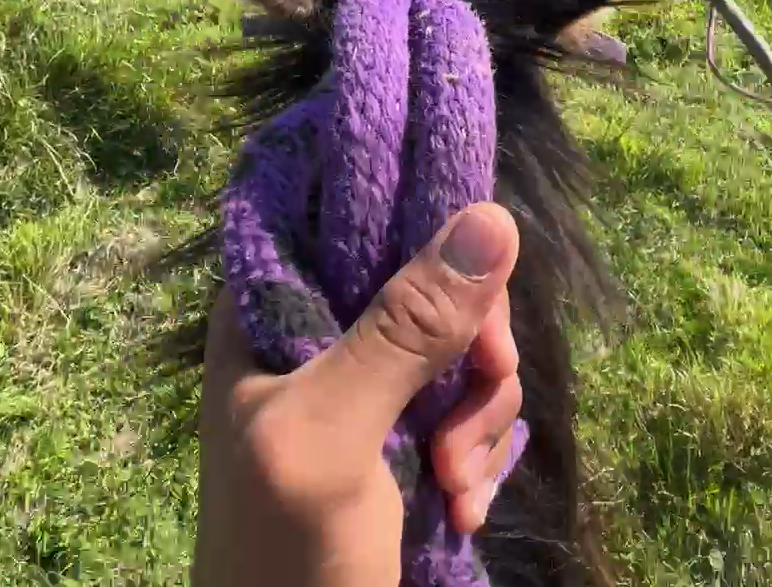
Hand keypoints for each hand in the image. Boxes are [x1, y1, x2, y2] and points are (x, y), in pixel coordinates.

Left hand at [193, 204, 524, 586]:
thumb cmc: (282, 563)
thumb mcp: (332, 438)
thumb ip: (403, 330)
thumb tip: (494, 218)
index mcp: (277, 307)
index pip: (364, 218)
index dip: (430, 234)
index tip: (475, 290)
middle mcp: (328, 330)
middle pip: (436, 280)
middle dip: (470, 352)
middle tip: (468, 414)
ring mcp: (374, 381)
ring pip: (467, 342)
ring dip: (480, 416)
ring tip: (456, 486)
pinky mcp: (413, 430)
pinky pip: (478, 400)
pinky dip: (484, 449)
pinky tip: (465, 503)